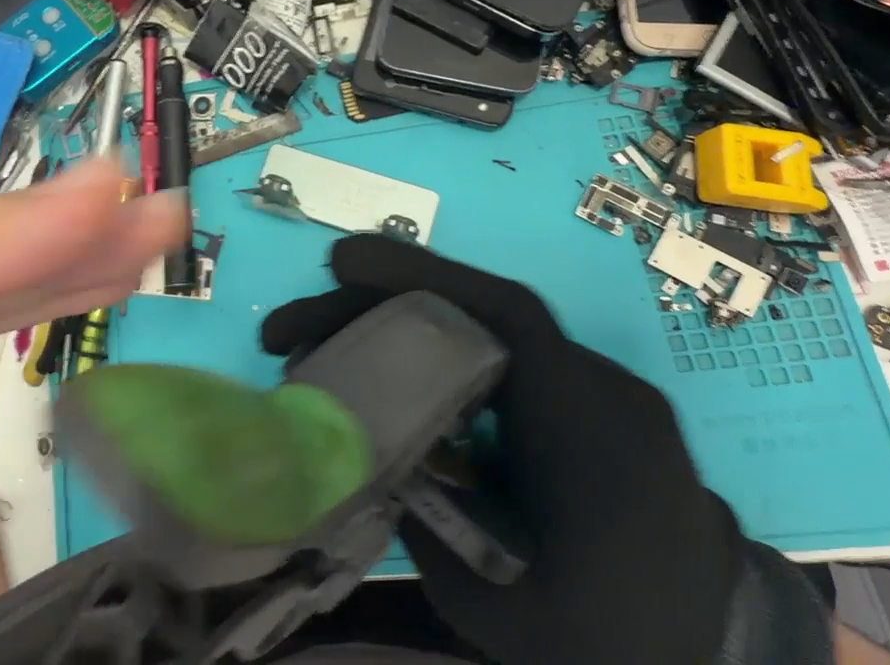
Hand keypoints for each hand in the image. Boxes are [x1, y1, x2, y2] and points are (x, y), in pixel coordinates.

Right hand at [262, 235, 829, 664]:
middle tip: (287, 336)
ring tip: (319, 359)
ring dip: (398, 335)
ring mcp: (595, 398)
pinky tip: (390, 394)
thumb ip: (422, 515)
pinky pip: (499, 368)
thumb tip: (360, 448)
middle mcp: (597, 392)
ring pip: (482, 340)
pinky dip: (433, 363)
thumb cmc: (602, 640)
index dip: (421, 275)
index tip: (341, 263)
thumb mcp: (492, 602)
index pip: (506, 317)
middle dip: (372, 310)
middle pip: (474, 319)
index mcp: (589, 429)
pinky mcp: (585, 413)